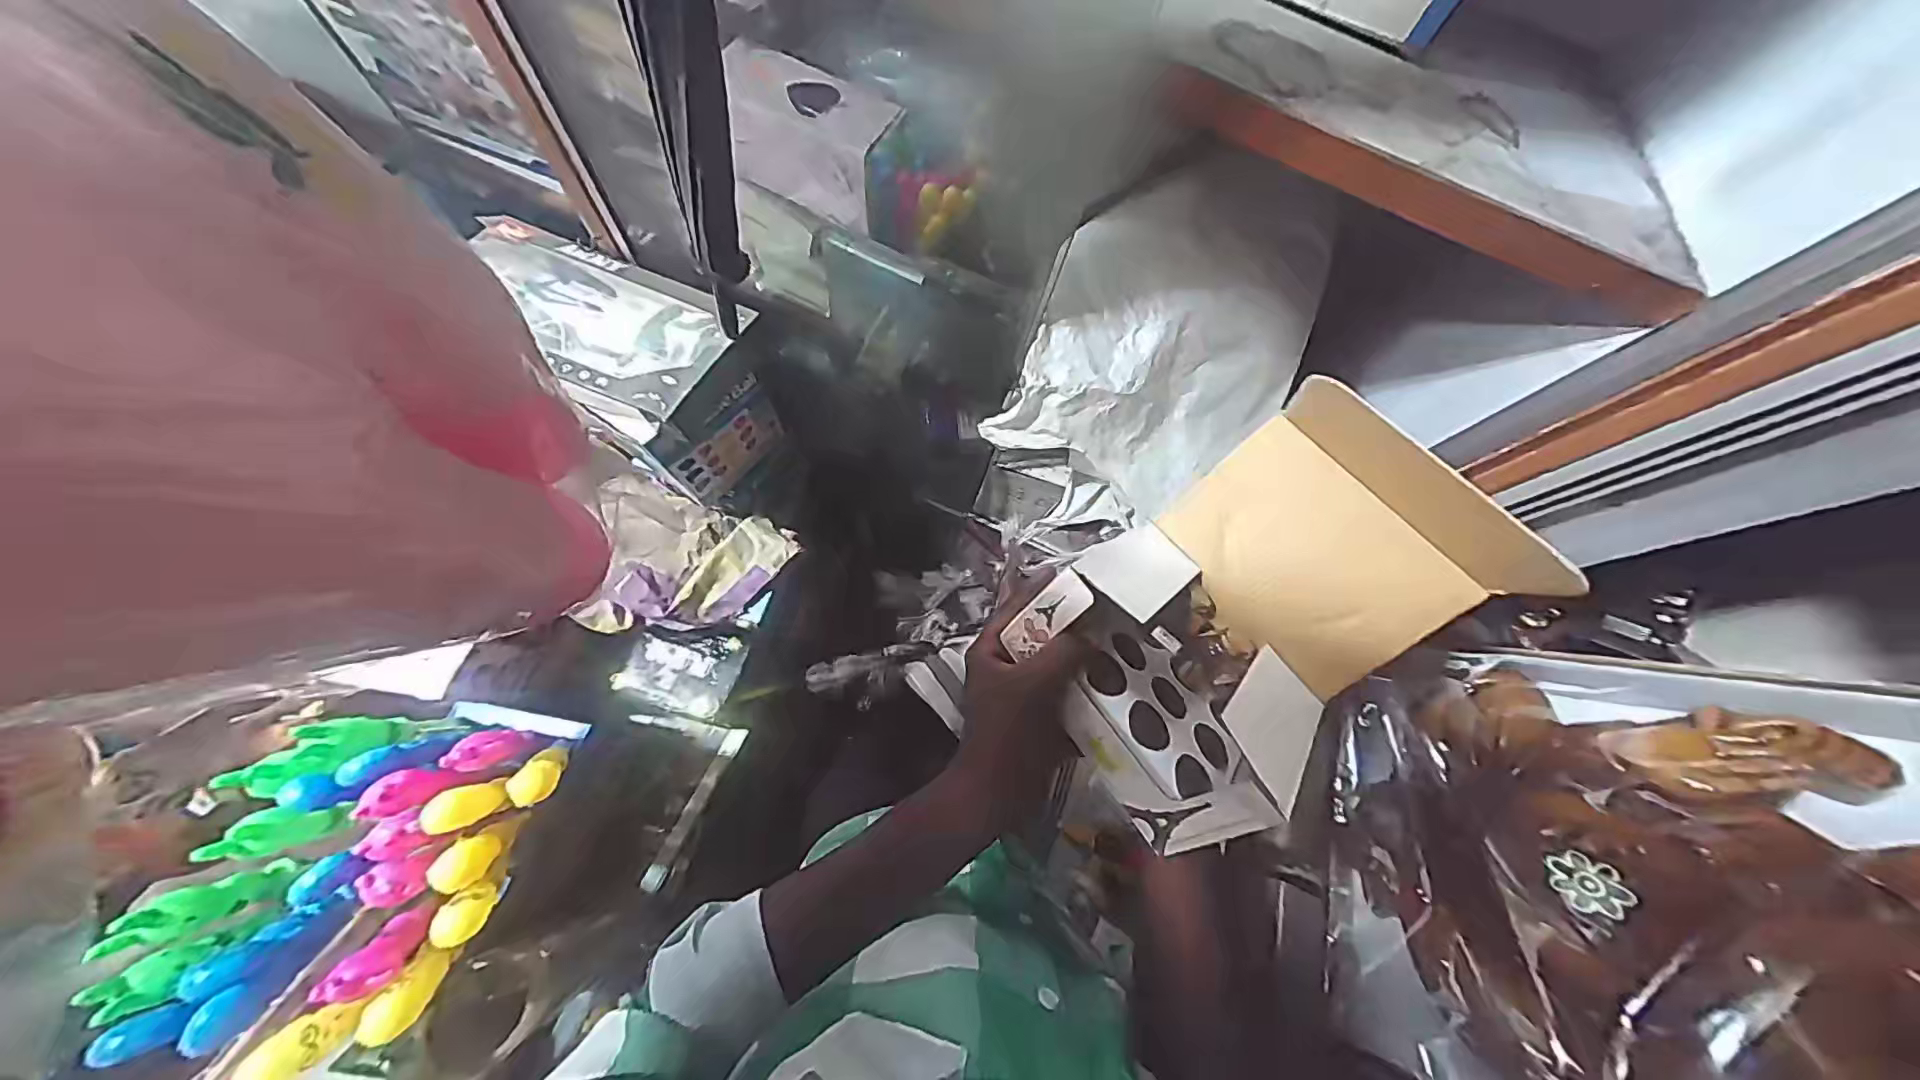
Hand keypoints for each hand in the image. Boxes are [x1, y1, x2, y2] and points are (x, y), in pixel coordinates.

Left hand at [952, 570, 1090, 827]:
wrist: (997, 795)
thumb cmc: (1006, 736)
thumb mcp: (1031, 685)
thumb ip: (1061, 653)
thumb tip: (1090, 634)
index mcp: (991, 650)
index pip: (1016, 607)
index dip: (1041, 589)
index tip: (1071, 573)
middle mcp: (1006, 665)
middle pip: (1040, 633)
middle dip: (1070, 622)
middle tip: (1103, 607)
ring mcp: (1024, 691)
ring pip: (1056, 661)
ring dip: (1082, 653)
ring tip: (1114, 637)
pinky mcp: (1041, 714)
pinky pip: (1067, 689)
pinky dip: (1086, 682)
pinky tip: (1113, 677)